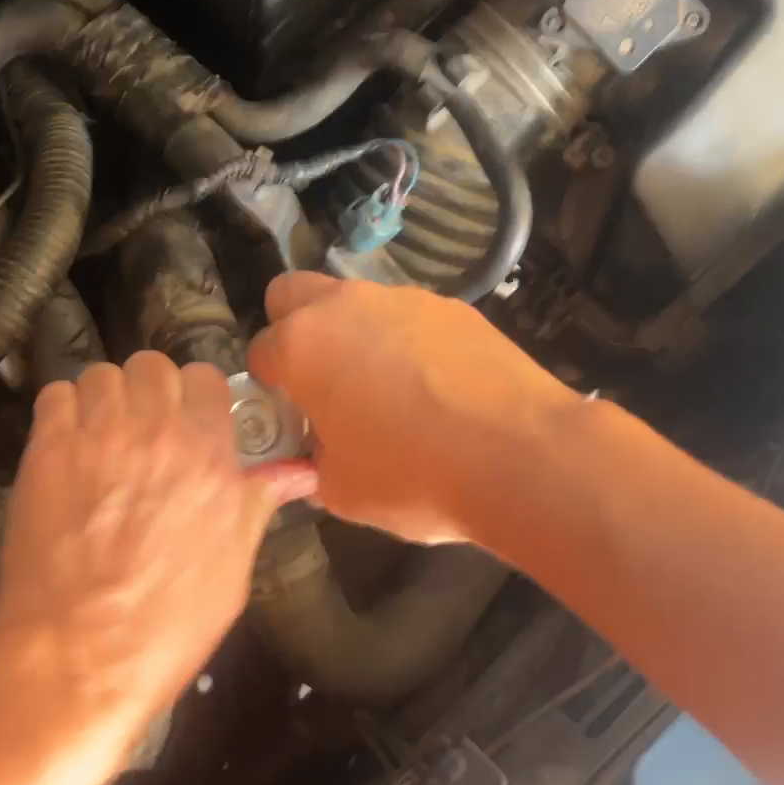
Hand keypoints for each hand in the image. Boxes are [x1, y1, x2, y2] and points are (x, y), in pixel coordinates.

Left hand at [0, 353, 316, 730]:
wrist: (78, 656)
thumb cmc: (166, 625)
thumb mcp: (232, 569)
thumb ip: (257, 503)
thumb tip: (300, 471)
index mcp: (210, 456)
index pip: (206, 378)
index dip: (196, 398)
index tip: (187, 423)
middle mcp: (157, 431)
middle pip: (152, 365)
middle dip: (149, 391)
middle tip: (141, 430)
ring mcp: (99, 435)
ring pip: (102, 374)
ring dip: (105, 398)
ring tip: (100, 438)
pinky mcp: (48, 447)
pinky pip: (57, 394)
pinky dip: (62, 411)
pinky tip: (65, 445)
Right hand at [248, 272, 583, 544]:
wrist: (525, 457)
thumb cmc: (414, 476)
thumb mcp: (339, 490)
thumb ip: (311, 462)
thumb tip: (316, 452)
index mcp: (301, 346)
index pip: (258, 353)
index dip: (269, 387)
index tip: (291, 416)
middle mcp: (342, 306)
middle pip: (290, 294)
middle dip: (291, 329)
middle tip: (319, 380)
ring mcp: (401, 299)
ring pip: (353, 301)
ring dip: (352, 334)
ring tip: (387, 389)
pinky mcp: (451, 306)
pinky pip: (407, 317)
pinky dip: (405, 342)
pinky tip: (435, 388)